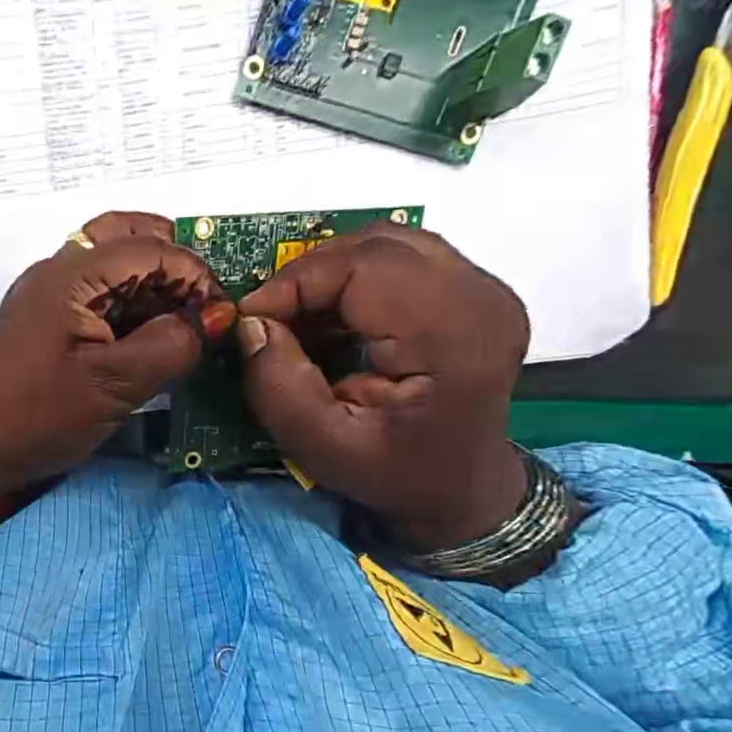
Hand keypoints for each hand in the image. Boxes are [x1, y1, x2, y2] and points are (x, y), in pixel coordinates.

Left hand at [0, 213, 234, 555]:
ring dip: (152, 287)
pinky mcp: (48, 324)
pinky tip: (153, 337)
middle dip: (171, 265)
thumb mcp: (116, 386)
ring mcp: (48, 298)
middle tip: (201, 306)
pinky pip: (97, 298)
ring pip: (112, 266)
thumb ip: (173, 345)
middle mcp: (54, 274)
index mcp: (67, 277)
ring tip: (184, 325)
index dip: (193, 274)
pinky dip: (130, 309)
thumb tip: (215, 318)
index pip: (147, 247)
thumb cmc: (40, 421)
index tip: (220, 313)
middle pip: (125, 238)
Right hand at [236, 223, 528, 550]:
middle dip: (307, 274)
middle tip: (267, 319)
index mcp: (452, 337)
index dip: (296, 282)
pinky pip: (399, 259)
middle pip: (377, 244)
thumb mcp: (321, 448)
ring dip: (328, 274)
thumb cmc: (394, 475)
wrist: (459, 489)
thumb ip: (280, 387)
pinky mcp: (471, 291)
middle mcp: (480, 297)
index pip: (364, 266)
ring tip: (294, 317)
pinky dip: (351, 279)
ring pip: (387, 242)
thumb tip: (250, 325)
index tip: (249, 319)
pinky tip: (328, 319)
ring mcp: (482, 289)